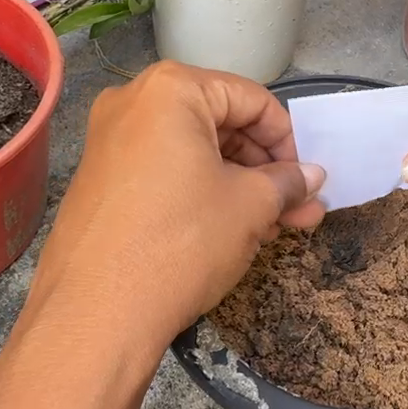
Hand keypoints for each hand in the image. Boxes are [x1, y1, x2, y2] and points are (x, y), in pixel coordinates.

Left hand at [26, 61, 325, 351]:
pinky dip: (202, 194)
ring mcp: (109, 143)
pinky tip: (232, 230)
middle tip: (300, 207)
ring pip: (195, 153)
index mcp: (171, 90)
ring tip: (275, 226)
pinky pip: (165, 173)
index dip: (289, 140)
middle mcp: (132, 103)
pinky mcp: (99, 183)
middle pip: (221, 124)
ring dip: (240, 185)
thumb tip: (313, 176)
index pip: (252, 100)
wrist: (93, 318)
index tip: (307, 179)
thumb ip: (288, 182)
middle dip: (266, 169)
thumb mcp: (251, 206)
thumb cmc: (182, 241)